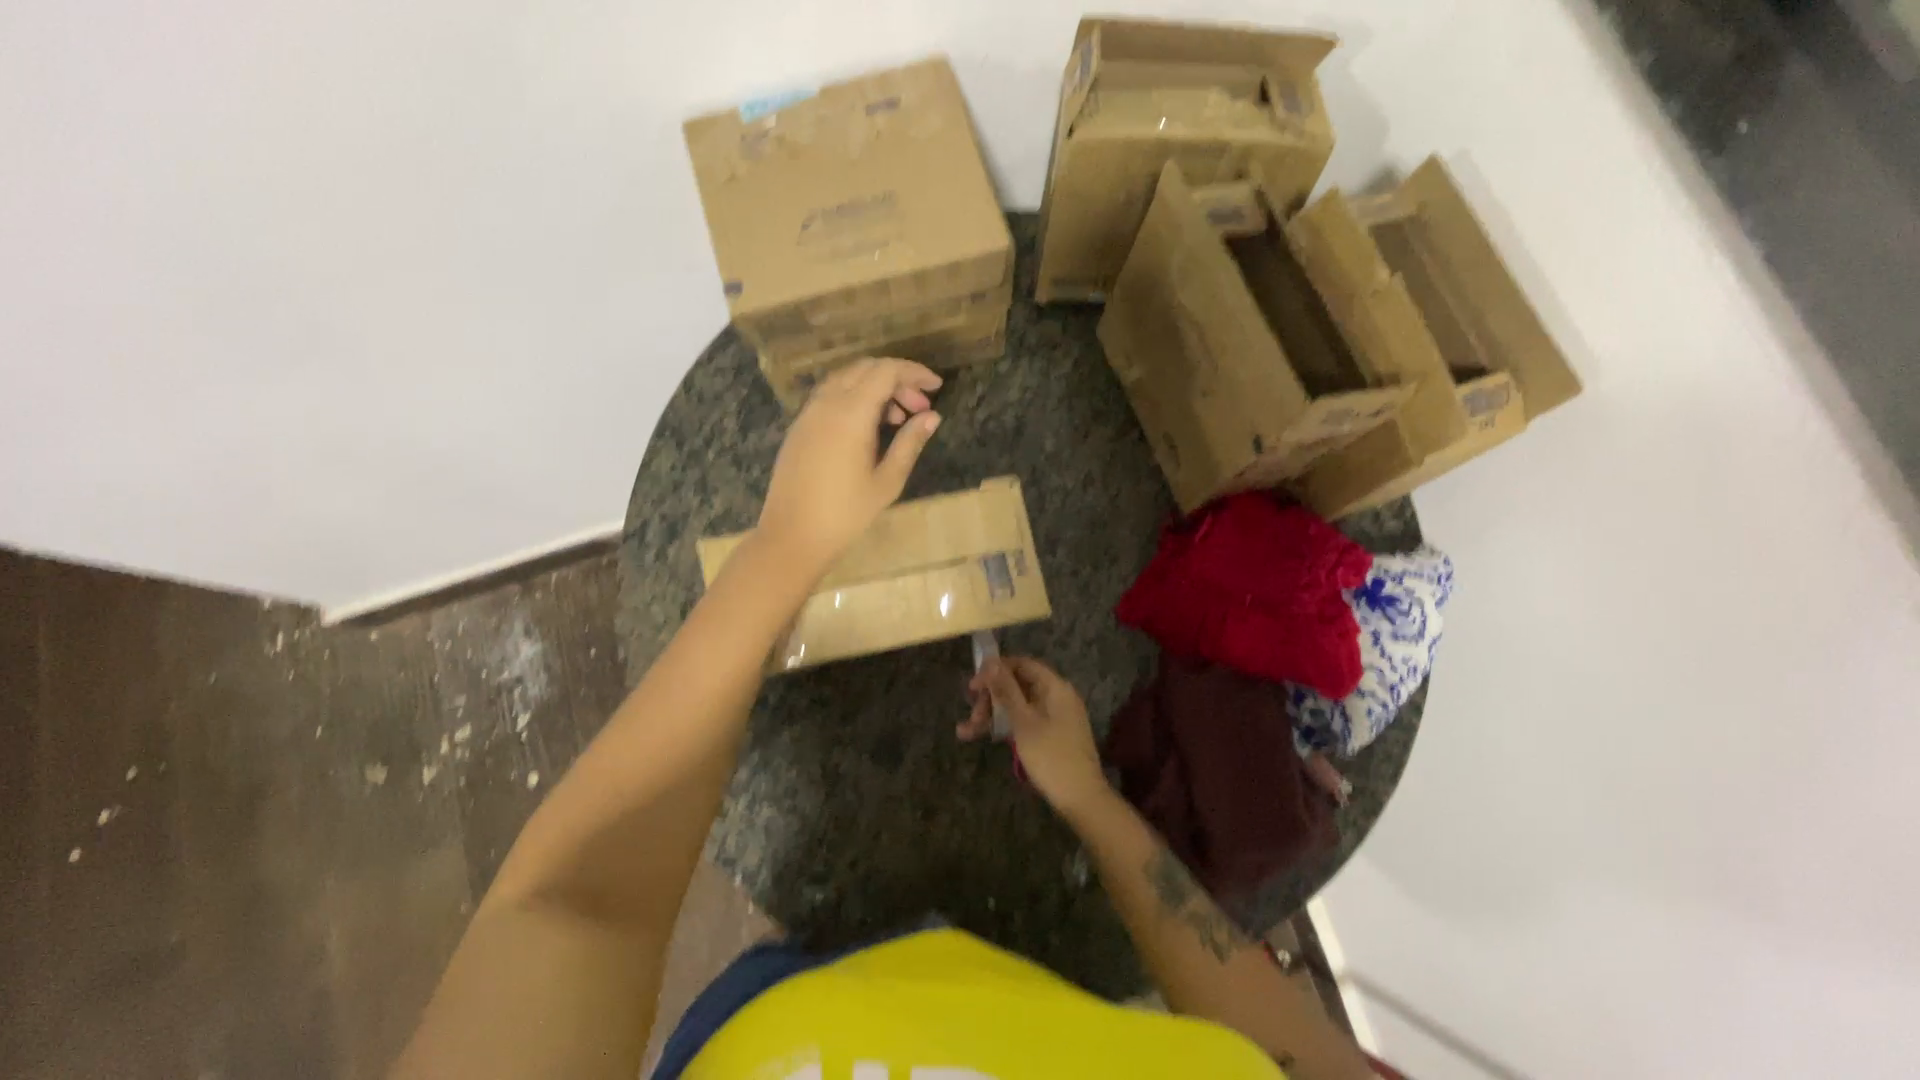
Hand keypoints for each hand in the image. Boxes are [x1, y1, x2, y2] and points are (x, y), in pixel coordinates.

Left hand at [758, 357, 943, 570]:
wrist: (792, 535)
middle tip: (920, 407)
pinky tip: (868, 427)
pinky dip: (854, 397)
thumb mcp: (887, 481)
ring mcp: (808, 413)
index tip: (936, 386)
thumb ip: (909, 443)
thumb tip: (932, 417)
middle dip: (897, 379)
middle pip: (865, 369)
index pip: (886, 371)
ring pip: (846, 379)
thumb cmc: (846, 514)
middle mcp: (826, 403)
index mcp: (851, 413)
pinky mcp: (799, 427)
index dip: (914, 372)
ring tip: (896, 419)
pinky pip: (830, 396)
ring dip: (874, 387)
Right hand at [958, 657, 1109, 814]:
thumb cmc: (1051, 756)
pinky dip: (1004, 726)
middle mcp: (1056, 696)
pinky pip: (1023, 721)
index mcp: (1055, 687)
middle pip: (1017, 685)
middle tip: (972, 714)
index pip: (1022, 665)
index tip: (973, 686)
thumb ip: (1007, 691)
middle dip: (991, 698)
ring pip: (1017, 706)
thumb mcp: (1024, 722)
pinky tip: (978, 737)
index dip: (996, 670)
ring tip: (966, 731)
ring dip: (992, 714)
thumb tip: (992, 662)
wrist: (1080, 798)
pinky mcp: (1049, 734)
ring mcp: (1053, 716)